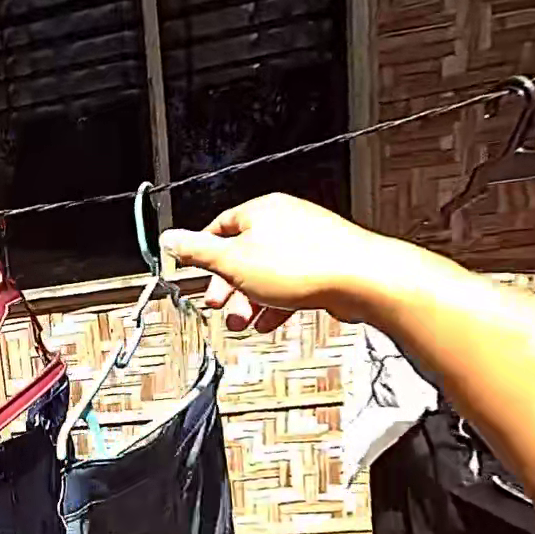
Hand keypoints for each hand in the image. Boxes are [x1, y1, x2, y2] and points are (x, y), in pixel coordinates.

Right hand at [161, 194, 444, 332]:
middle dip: (228, 286)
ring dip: (250, 300)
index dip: (202, 255)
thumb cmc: (304, 266)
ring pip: (265, 273)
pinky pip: (290, 283)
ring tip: (245, 321)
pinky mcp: (327, 265)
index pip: (217, 229)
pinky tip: (270, 320)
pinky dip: (276, 303)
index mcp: (261, 212)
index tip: (194, 272)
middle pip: (241, 255)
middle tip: (219, 303)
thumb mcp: (230, 261)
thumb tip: (168, 238)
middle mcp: (286, 221)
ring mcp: (309, 242)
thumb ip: (195, 251)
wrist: (366, 282)